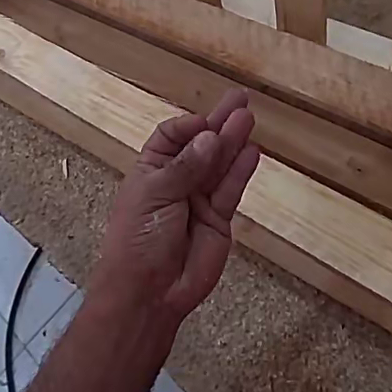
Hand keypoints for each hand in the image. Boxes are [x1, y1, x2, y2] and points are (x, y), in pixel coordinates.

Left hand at [88, 89, 260, 330]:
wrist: (149, 292)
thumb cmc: (139, 239)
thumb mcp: (155, 195)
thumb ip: (186, 167)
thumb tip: (211, 137)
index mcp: (151, 170)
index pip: (172, 137)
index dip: (189, 126)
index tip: (205, 123)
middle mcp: (176, 180)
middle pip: (201, 145)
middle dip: (219, 123)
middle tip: (240, 99)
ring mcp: (199, 200)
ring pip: (220, 164)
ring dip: (233, 141)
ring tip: (248, 117)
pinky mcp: (218, 219)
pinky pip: (231, 189)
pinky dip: (241, 170)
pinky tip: (252, 150)